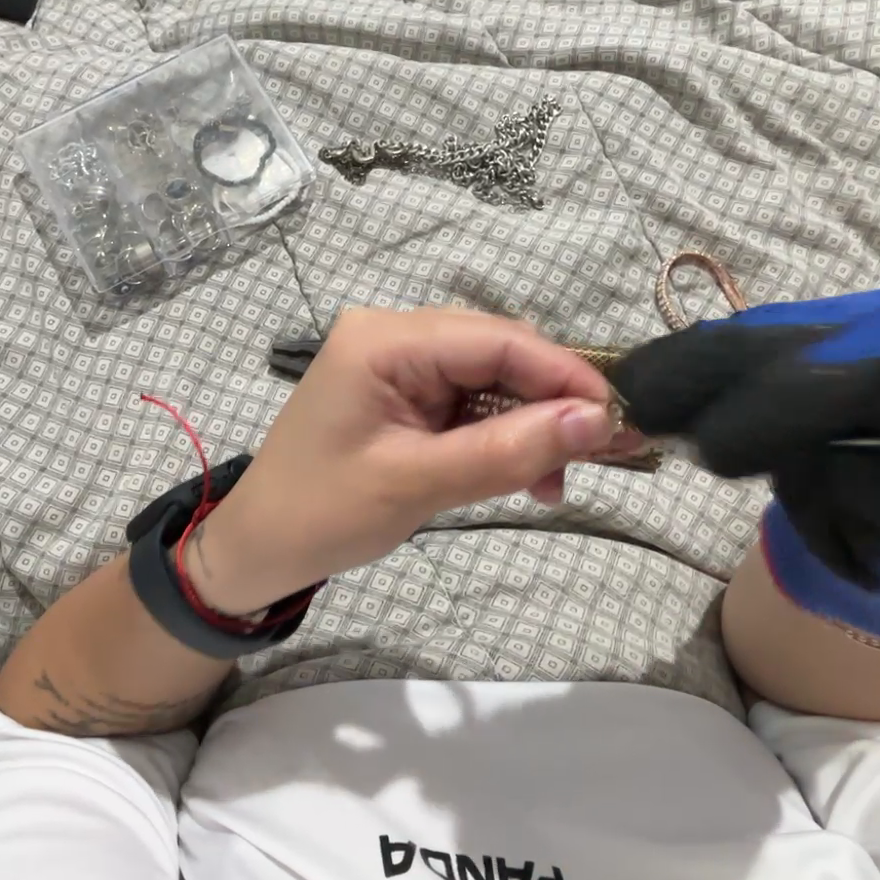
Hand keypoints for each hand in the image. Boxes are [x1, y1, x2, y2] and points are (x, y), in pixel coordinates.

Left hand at [189, 308, 617, 613]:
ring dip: (530, 426)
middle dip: (552, 404)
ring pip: (489, 379)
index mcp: (384, 340)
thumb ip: (507, 450)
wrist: (259, 546)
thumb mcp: (418, 483)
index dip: (565, 375)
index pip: (497, 339)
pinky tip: (526, 474)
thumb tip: (598, 421)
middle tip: (607, 455)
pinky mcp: (401, 392)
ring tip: (559, 482)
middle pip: (497, 353)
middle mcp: (392, 334)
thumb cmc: (323, 513)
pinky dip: (500, 436)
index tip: (619, 420)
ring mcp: (396, 362)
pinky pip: (467, 402)